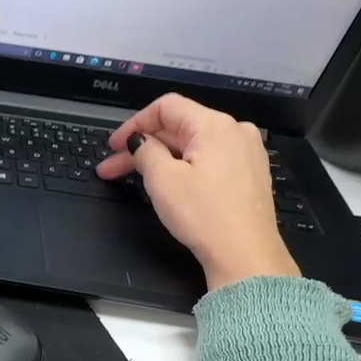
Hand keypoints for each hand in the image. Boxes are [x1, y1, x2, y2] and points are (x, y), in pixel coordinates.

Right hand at [96, 93, 299, 290]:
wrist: (244, 253)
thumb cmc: (206, 216)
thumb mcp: (162, 180)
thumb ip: (145, 152)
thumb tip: (139, 141)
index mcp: (214, 125)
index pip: (166, 107)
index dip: (133, 123)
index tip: (113, 146)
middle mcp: (235, 131)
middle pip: (178, 128)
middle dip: (142, 147)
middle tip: (112, 168)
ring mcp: (245, 153)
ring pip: (192, 146)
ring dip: (160, 159)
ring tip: (134, 179)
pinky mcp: (248, 174)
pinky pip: (208, 160)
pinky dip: (183, 167)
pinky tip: (167, 185)